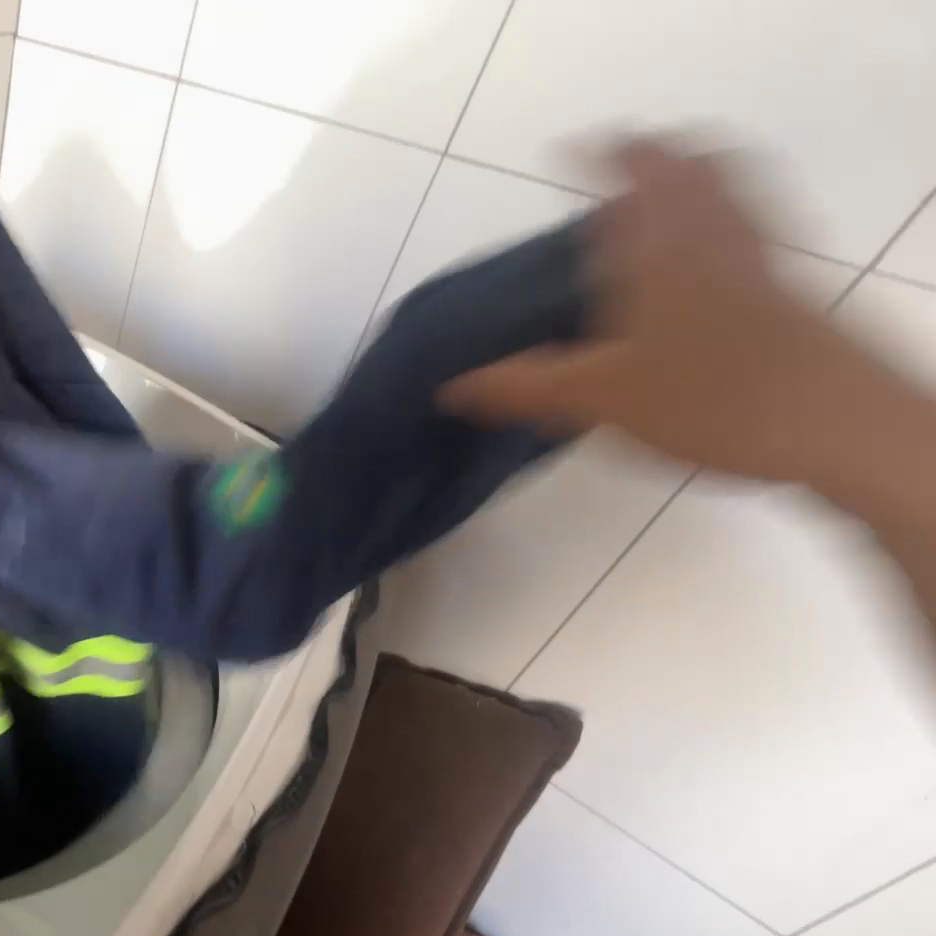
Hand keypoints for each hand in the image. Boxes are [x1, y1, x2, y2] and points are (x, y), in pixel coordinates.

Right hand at [439, 139, 911, 491]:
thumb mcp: (593, 398)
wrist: (842, 432)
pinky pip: (753, 233)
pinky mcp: (793, 294)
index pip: (635, 178)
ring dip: (697, 183)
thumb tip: (449, 388)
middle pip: (700, 169)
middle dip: (658, 157)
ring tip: (657, 201)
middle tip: (618, 166)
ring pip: (735, 195)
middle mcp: (720, 241)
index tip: (568, 146)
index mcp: (665, 252)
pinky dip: (725, 223)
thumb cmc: (708, 400)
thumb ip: (519, 386)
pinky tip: (705, 260)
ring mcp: (766, 264)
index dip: (601, 154)